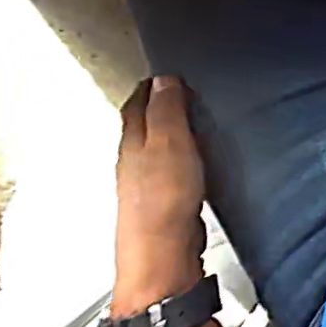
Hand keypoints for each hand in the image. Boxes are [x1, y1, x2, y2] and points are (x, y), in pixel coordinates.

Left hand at [114, 76, 206, 312]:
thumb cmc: (164, 198)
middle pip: (141, 126)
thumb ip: (167, 112)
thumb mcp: (170, 144)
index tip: (163, 76)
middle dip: (156, 107)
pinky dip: (178, 153)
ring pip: (153, 147)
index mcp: (132, 144)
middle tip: (175, 91)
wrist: (163, 251)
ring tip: (187, 120)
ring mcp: (145, 183)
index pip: (136, 107)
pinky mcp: (163, 199)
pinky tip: (193, 157)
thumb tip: (163, 80)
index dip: (149, 89)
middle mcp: (133, 162)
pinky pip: (168, 166)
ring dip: (167, 131)